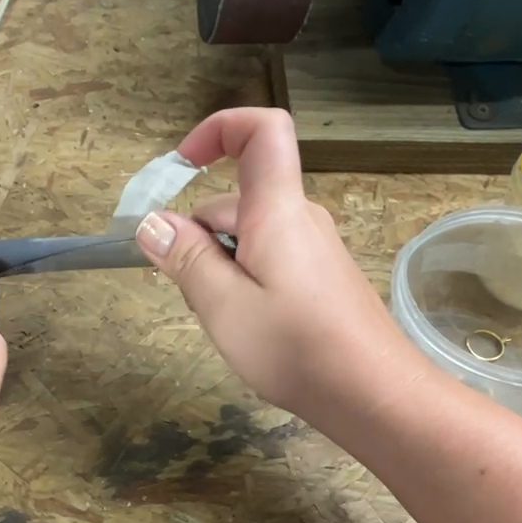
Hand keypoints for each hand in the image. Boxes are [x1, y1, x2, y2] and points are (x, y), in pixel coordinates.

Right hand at [134, 108, 422, 412]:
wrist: (371, 393)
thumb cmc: (295, 347)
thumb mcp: (224, 306)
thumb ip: (186, 260)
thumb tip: (150, 223)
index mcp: (277, 210)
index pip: (261, 132)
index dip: (219, 129)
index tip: (180, 165)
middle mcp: (298, 219)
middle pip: (237, 200)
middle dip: (198, 234)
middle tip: (189, 294)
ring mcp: (312, 249)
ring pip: (248, 236)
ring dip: (218, 265)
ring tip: (220, 320)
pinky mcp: (318, 279)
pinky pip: (268, 261)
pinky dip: (242, 281)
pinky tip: (247, 328)